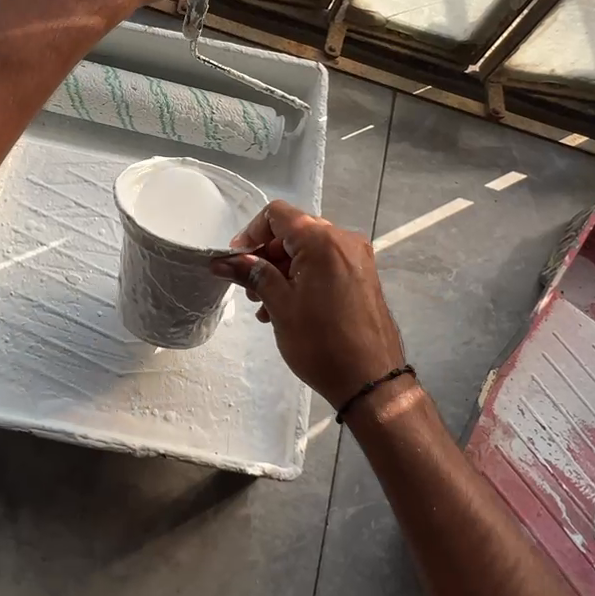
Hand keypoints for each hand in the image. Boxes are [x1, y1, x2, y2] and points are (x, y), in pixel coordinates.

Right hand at [212, 200, 406, 407]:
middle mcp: (343, 240)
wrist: (370, 380)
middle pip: (294, 231)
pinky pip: (326, 264)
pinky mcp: (363, 275)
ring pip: (309, 249)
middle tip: (250, 287)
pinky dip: (304, 276)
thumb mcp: (280, 306)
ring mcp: (357, 258)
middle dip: (267, 255)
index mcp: (322, 240)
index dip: (251, 233)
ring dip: (283, 269)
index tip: (237, 260)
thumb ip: (252, 274)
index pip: (277, 214)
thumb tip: (224, 261)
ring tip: (266, 304)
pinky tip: (289, 307)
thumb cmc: (321, 342)